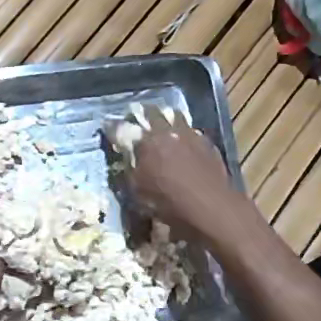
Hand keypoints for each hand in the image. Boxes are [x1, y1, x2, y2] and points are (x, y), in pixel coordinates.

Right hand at [109, 108, 240, 241]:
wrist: (211, 208)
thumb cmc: (168, 202)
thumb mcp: (138, 191)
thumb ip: (129, 169)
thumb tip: (126, 157)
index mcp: (146, 141)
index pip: (123, 128)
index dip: (114, 127)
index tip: (108, 126)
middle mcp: (167, 132)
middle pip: (153, 113)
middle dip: (142, 113)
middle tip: (136, 117)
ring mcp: (190, 135)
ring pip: (176, 117)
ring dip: (166, 118)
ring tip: (162, 124)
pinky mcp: (208, 144)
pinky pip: (192, 131)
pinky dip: (184, 133)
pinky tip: (184, 142)